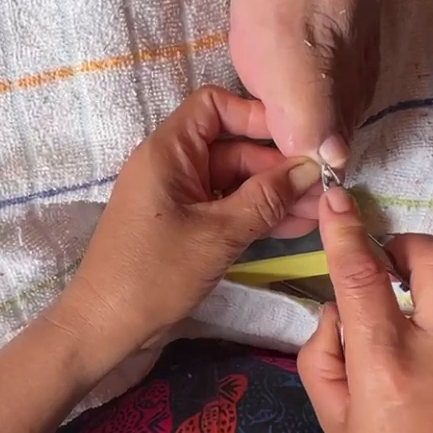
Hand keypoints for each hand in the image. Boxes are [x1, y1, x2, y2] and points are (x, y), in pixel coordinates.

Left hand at [47, 86, 320, 361]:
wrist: (107, 326)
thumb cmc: (154, 274)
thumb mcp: (217, 235)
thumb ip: (266, 199)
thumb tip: (313, 169)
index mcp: (167, 152)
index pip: (214, 105)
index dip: (257, 115)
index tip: (300, 137)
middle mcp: (172, 167)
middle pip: (232, 146)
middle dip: (278, 165)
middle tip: (326, 185)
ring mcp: (178, 198)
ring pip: (234, 182)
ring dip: (274, 195)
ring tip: (321, 209)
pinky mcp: (184, 227)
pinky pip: (226, 209)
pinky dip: (256, 216)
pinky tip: (297, 227)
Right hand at [296, 188, 432, 432]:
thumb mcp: (333, 426)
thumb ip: (324, 358)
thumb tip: (338, 313)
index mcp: (386, 367)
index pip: (362, 278)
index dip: (347, 233)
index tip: (340, 201)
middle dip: (409, 245)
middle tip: (390, 264)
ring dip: (432, 289)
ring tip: (414, 329)